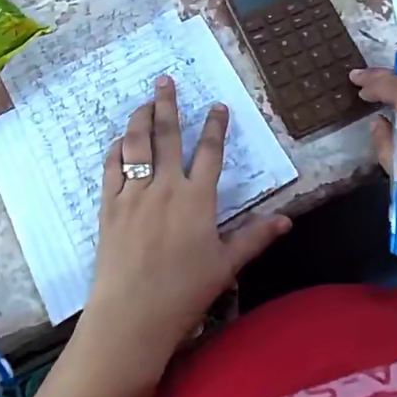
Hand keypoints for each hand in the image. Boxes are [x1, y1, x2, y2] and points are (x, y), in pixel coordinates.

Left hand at [82, 76, 290, 370]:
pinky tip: (120, 139)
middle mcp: (165, 187)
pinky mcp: (109, 206)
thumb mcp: (226, 264)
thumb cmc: (184, 292)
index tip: (217, 105)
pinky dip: (116, 149)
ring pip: (137, 145)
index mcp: (197, 199)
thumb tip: (287, 220)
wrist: (131, 316)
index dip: (215, 126)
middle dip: (168, 105)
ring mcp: (133, 194)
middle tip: (166, 80)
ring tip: (144, 100)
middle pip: (167, 136)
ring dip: (140, 118)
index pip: (210, 152)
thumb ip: (255, 237)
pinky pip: (112, 168)